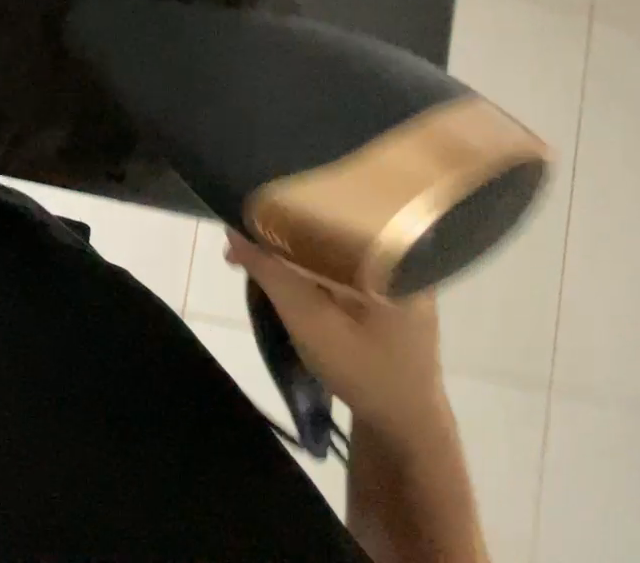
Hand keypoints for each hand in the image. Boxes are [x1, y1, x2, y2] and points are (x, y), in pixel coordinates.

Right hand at [226, 231, 447, 439]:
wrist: (406, 427)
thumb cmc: (363, 374)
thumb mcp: (310, 322)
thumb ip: (271, 273)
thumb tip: (233, 230)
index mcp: (391, 255)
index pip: (327, 212)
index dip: (276, 217)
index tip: (239, 233)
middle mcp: (399, 256)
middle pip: (326, 228)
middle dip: (278, 239)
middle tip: (239, 257)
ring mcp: (396, 275)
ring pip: (328, 247)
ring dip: (289, 256)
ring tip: (254, 269)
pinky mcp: (386, 291)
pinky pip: (337, 265)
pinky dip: (307, 270)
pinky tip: (285, 283)